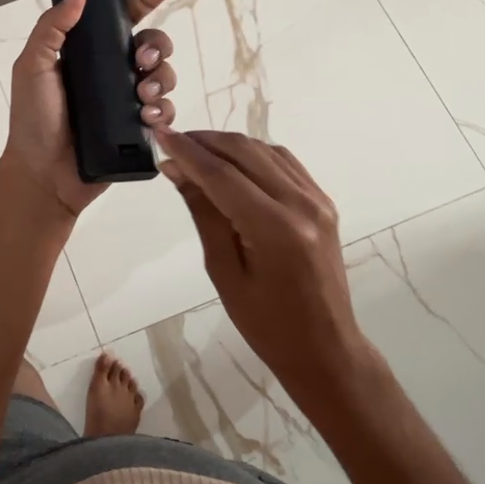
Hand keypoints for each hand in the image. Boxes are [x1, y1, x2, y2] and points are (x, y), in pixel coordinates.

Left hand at [0, 0, 178, 218]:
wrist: (43, 175)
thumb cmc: (34, 119)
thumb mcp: (32, 67)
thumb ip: (51, 29)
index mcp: (88, 53)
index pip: (121, 18)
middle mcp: (111, 72)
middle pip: (152, 45)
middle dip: (157, 45)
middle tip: (141, 59)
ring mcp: (127, 101)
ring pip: (163, 76)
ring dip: (161, 78)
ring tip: (142, 95)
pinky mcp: (139, 130)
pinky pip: (166, 112)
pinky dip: (165, 110)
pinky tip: (150, 116)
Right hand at [158, 129, 367, 390]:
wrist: (326, 349)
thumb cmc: (266, 324)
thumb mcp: (223, 271)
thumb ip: (202, 212)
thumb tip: (176, 168)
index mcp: (274, 228)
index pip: (221, 174)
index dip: (186, 151)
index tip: (159, 134)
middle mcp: (300, 204)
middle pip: (244, 151)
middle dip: (204, 141)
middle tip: (172, 142)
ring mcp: (317, 200)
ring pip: (264, 150)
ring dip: (227, 144)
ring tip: (195, 151)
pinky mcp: (323, 202)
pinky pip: (283, 162)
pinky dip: (253, 154)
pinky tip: (232, 162)